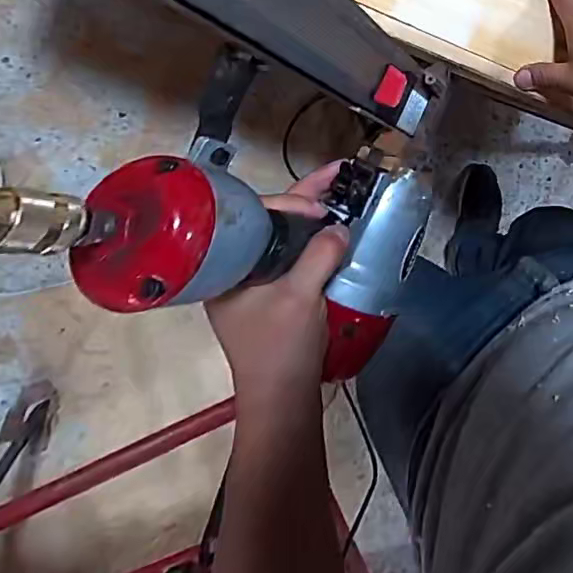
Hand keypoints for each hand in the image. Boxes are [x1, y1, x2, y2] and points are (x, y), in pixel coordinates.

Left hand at [203, 161, 350, 401]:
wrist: (284, 399)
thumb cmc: (280, 348)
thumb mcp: (301, 297)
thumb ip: (320, 255)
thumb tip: (341, 228)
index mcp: (228, 267)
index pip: (257, 218)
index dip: (292, 204)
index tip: (323, 203)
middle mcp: (239, 269)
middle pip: (272, 220)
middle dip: (307, 197)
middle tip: (341, 174)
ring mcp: (259, 281)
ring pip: (286, 235)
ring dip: (315, 214)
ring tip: (344, 191)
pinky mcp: (278, 292)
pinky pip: (297, 253)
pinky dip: (319, 237)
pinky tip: (339, 230)